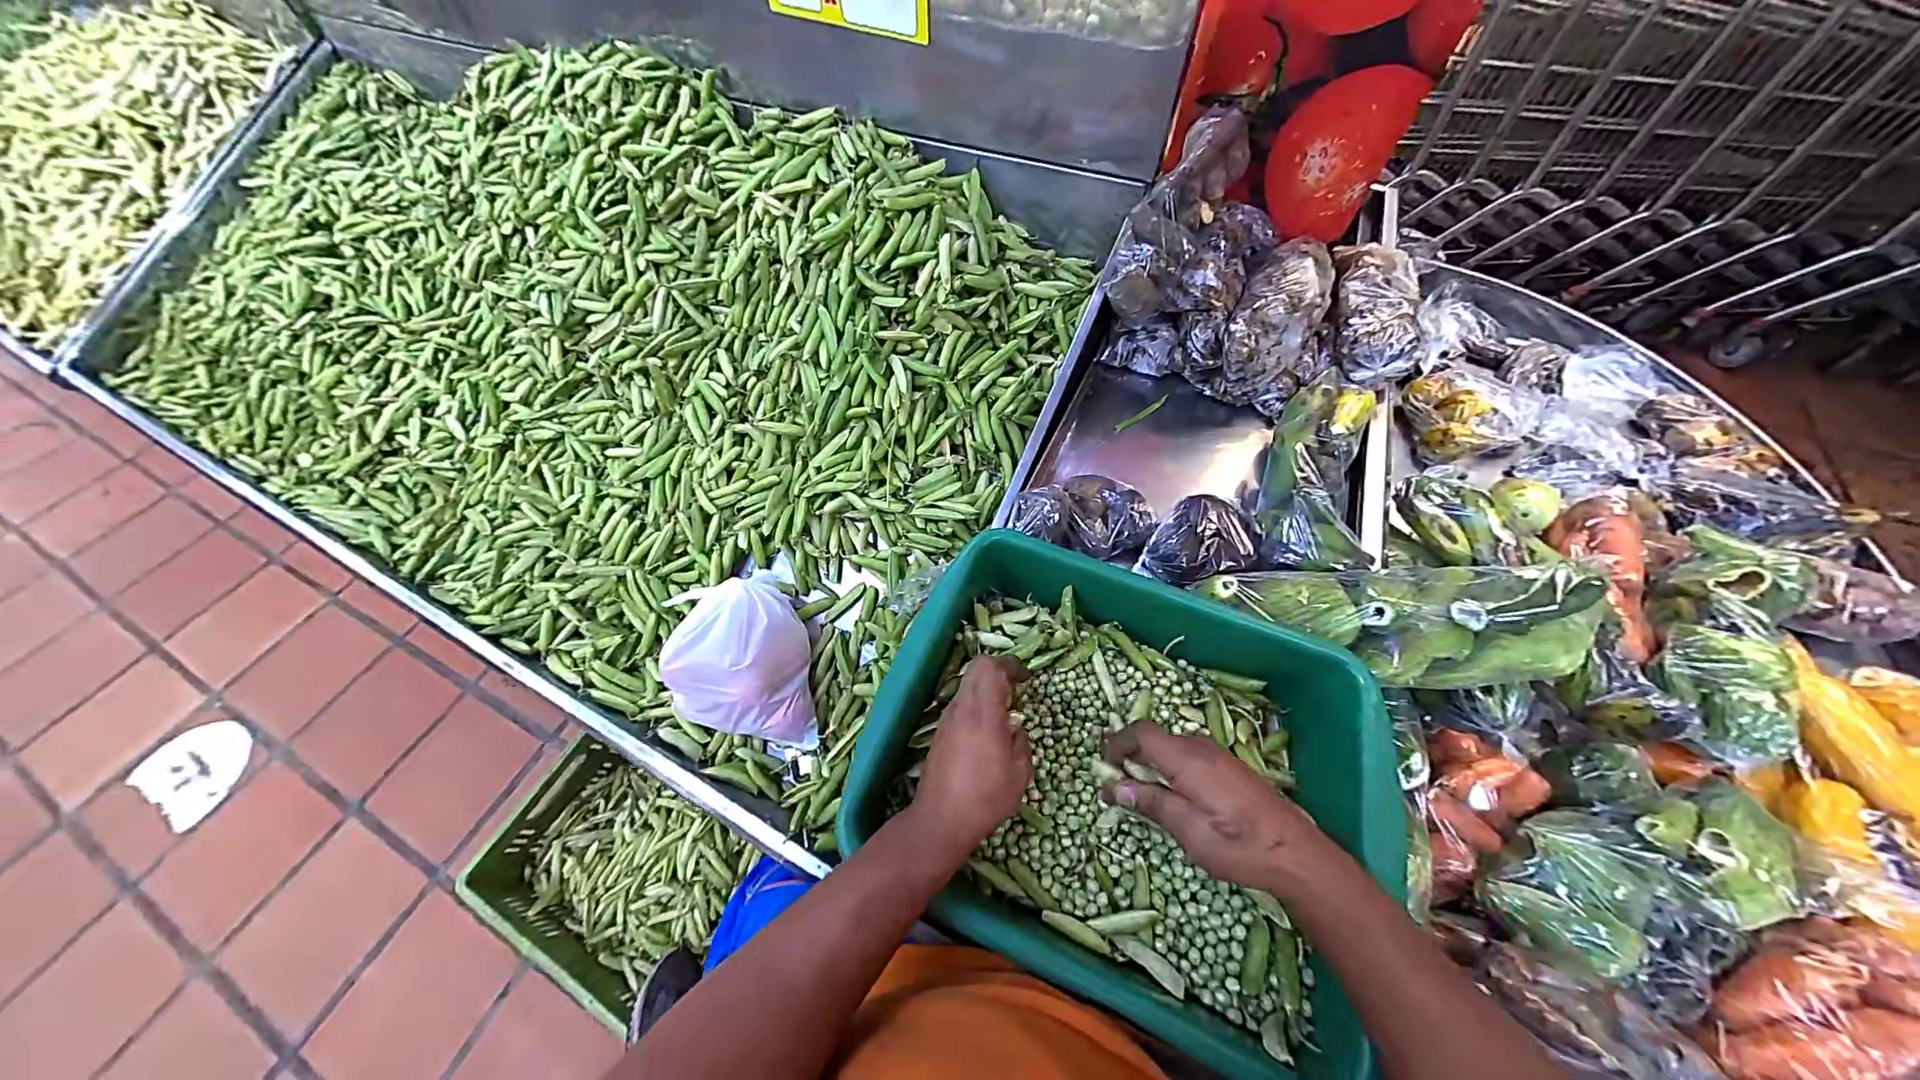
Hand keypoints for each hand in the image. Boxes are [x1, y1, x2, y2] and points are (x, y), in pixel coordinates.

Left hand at [909, 656, 1032, 860]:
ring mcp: (947, 720)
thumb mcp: (1019, 772)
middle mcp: (961, 709)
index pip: (990, 667)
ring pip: (967, 688)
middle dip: (999, 673)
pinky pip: (961, 707)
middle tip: (1016, 693)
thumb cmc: (986, 797)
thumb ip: (1022, 742)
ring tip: (1004, 716)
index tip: (1026, 679)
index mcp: (983, 713)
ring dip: (986, 692)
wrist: (940, 819)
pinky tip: (986, 735)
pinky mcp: (940, 733)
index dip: (1011, 665)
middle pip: (976, 670)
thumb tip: (1016, 728)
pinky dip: (976, 708)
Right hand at [1101, 721, 1336, 897]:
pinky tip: (1173, 798)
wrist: (1298, 854)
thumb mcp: (1188, 831)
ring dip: (1150, 765)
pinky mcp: (1228, 767)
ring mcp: (1217, 755)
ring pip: (1170, 747)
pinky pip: (1187, 756)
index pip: (1140, 733)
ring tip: (1142, 797)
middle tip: (1117, 789)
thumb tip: (1115, 787)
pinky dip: (1169, 769)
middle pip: (1154, 738)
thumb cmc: (1239, 846)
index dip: (1116, 745)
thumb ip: (1151, 803)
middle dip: (1130, 758)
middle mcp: (1200, 747)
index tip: (1104, 768)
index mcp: (1187, 758)